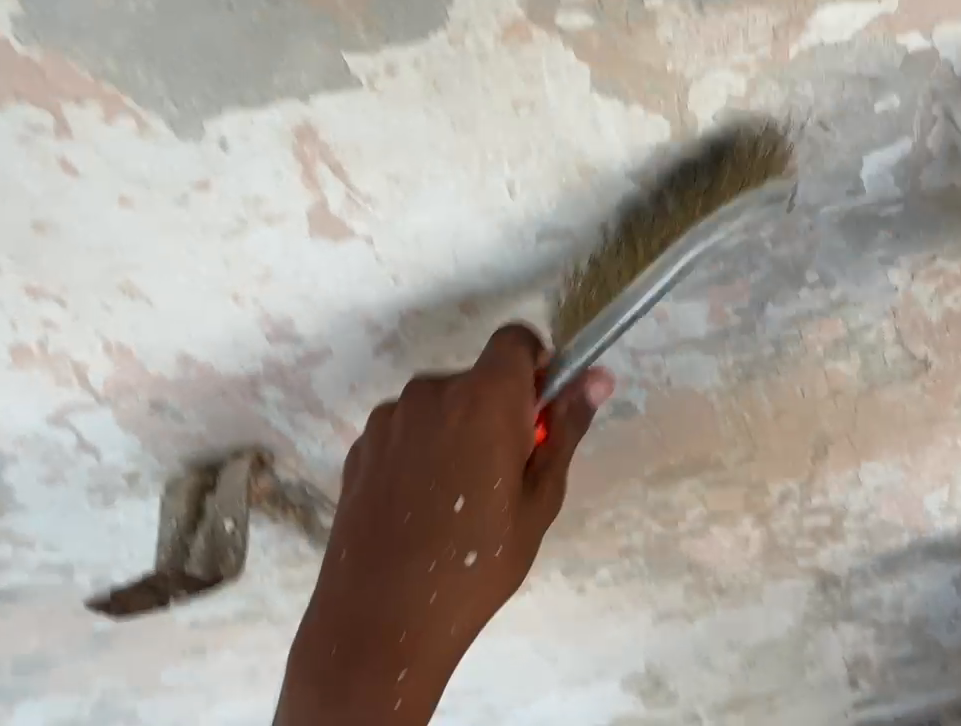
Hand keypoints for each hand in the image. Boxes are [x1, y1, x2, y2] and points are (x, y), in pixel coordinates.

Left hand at [277, 324, 613, 724]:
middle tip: (503, 471)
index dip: (534, 364)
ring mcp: (391, 417)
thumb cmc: (478, 561)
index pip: (516, 339)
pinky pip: (407, 428)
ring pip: (442, 404)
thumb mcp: (540, 498)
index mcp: (485, 395)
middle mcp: (434, 390)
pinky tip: (420, 504)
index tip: (538, 410)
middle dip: (497, 407)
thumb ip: (568, 427)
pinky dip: (422, 448)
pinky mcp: (361, 445)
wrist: (380, 620)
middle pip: (479, 376)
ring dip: (457, 428)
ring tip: (457, 497)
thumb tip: (600, 376)